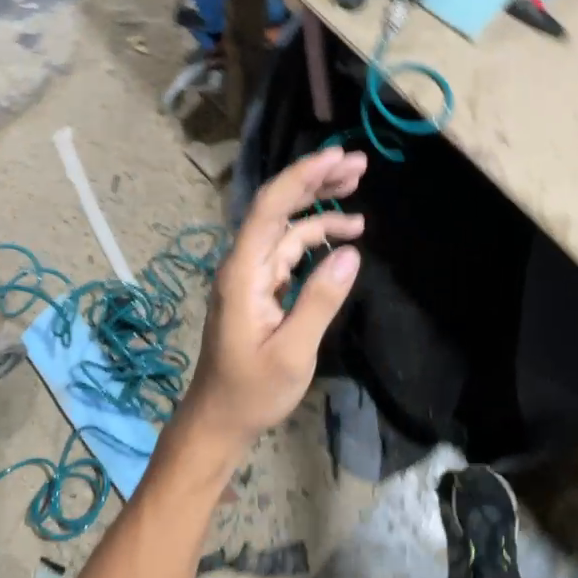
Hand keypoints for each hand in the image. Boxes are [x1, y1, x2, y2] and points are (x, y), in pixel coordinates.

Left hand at [178, 146, 367, 457]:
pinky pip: (290, 248)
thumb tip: (351, 253)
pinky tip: (345, 236)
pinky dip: (318, 236)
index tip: (337, 158)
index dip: (303, 176)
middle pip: (278, 206)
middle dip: (315, 179)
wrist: (219, 419)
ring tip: (357, 187)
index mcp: (244, 271)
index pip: (270, 207)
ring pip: (287, 224)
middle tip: (358, 163)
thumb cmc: (252, 391)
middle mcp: (245, 262)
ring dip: (320, 205)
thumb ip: (320, 300)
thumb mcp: (293, 352)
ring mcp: (253, 273)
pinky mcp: (262, 287)